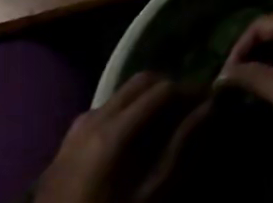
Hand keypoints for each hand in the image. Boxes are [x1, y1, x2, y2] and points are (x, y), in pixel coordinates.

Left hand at [33, 73, 199, 202]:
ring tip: (161, 119)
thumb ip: (181, 146)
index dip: (190, 89)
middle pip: (141, 82)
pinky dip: (122, 111)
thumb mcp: (151, 192)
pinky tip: (129, 136)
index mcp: (115, 132)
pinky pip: (100, 112)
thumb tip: (208, 108)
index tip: (208, 98)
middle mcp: (94, 121)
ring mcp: (75, 132)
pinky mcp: (64, 146)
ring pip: (120, 94)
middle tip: (187, 105)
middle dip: (169, 86)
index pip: (163, 89)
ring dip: (145, 97)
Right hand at [217, 12, 272, 131]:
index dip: (238, 48)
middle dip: (249, 53)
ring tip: (247, 83)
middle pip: (270, 29)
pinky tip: (268, 80)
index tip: (227, 74)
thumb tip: (222, 75)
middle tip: (234, 80)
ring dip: (263, 57)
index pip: (259, 25)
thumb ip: (249, 77)